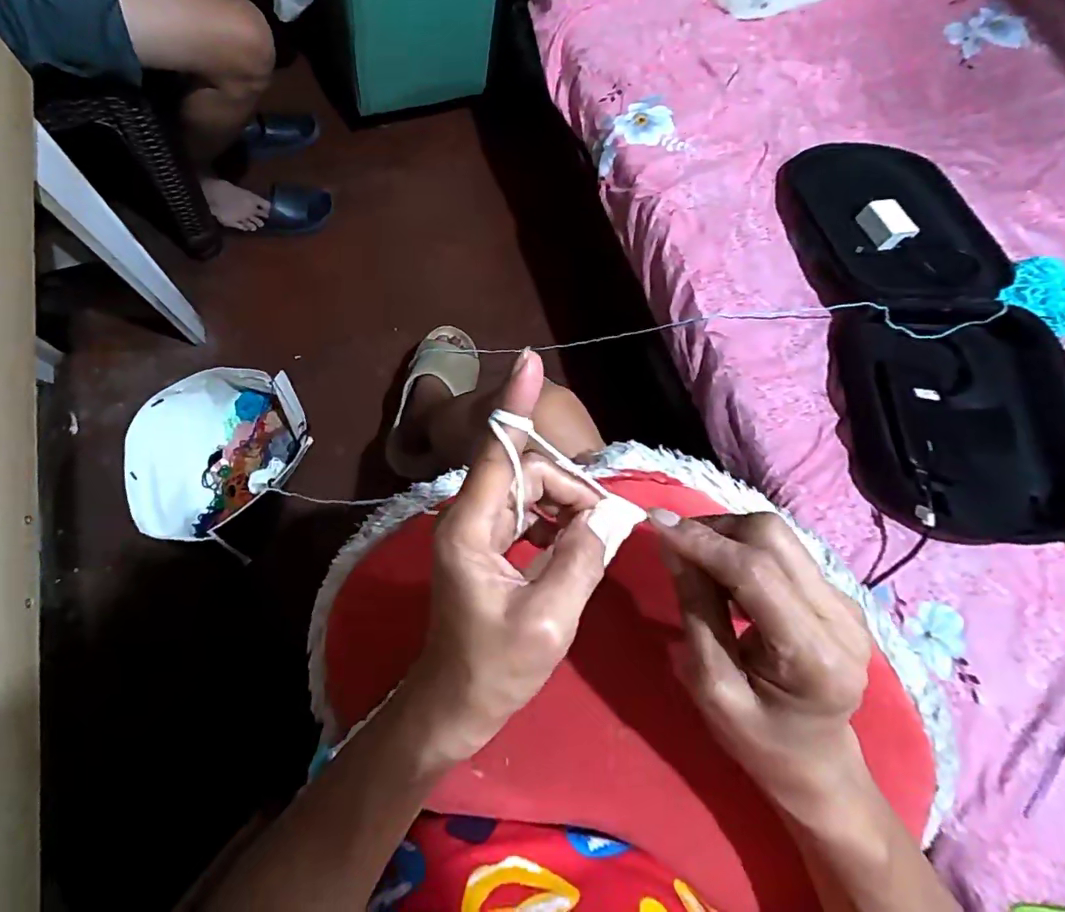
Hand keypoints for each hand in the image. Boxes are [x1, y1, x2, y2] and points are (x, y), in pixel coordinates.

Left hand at [403, 351, 611, 762]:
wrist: (455, 702)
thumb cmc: (495, 668)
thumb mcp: (548, 620)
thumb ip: (579, 559)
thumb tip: (609, 515)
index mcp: (469, 527)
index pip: (496, 450)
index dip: (515, 403)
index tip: (530, 361)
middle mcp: (466, 516)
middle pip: (525, 471)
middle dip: (569, 488)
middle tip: (605, 526)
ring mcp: (474, 528)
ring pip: (528, 489)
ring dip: (565, 505)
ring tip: (593, 538)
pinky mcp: (485, 542)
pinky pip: (526, 511)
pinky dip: (554, 520)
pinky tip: (574, 545)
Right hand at [653, 511, 872, 794]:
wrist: (815, 761)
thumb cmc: (758, 738)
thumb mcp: (711, 687)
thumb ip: (695, 612)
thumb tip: (672, 546)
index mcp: (815, 656)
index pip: (755, 572)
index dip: (702, 541)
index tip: (655, 524)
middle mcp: (842, 619)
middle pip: (772, 537)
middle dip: (714, 530)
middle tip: (675, 547)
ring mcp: (846, 603)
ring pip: (777, 536)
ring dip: (726, 535)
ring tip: (695, 561)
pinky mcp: (837, 594)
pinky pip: (783, 550)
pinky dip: (742, 549)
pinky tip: (724, 576)